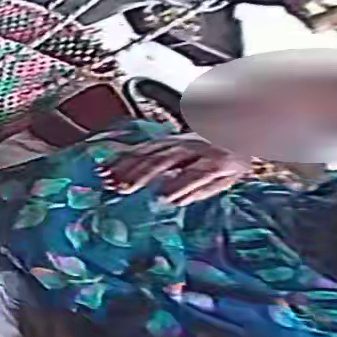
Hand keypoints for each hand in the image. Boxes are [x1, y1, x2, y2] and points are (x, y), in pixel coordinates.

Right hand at [102, 134, 247, 205]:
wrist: (234, 136)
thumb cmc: (228, 164)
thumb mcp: (228, 178)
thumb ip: (203, 190)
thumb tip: (177, 201)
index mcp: (218, 159)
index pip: (197, 172)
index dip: (179, 185)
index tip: (161, 199)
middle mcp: (196, 146)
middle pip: (164, 160)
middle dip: (141, 174)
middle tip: (122, 189)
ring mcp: (176, 140)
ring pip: (146, 152)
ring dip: (123, 167)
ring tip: (107, 180)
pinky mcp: (161, 140)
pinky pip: (136, 148)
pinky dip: (117, 159)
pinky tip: (102, 168)